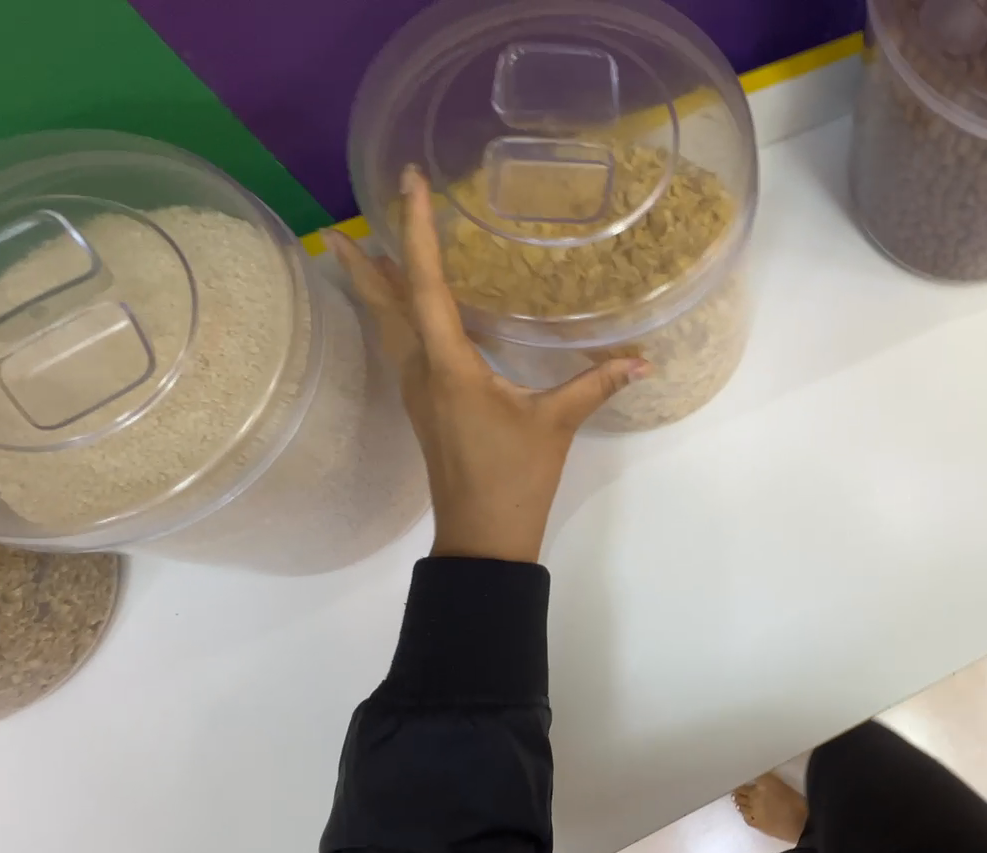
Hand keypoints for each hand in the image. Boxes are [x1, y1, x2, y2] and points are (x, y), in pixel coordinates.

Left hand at [324, 165, 647, 563]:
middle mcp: (422, 371)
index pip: (427, 285)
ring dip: (376, 290)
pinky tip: (414, 317)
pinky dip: (398, 319)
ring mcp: (418, 392)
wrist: (482, 534)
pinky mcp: (427, 409)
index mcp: (449, 366)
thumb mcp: (557, 424)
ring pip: (388, 328)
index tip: (408, 185)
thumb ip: (596, 385)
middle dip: (365, 262)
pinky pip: (403, 349)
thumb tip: (642, 361)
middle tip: (344, 220)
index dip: (417, 231)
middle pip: (386, 304)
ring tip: (362, 254)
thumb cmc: (515, 476)